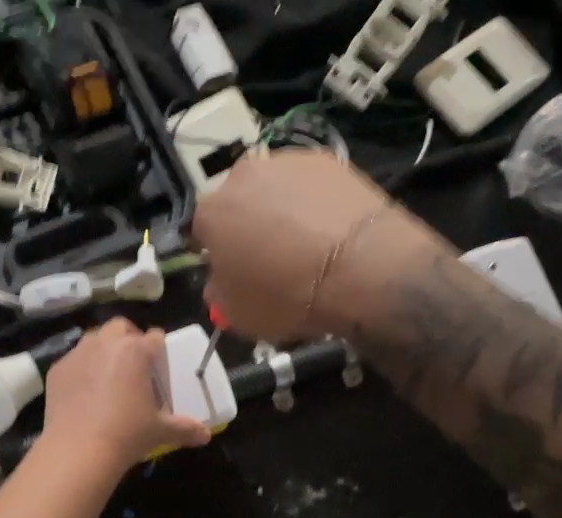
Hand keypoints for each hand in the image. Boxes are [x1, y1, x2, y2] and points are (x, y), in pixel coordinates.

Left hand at [40, 319, 211, 470]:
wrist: (79, 450)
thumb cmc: (127, 434)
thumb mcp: (160, 431)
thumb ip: (185, 428)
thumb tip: (205, 435)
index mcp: (136, 351)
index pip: (155, 337)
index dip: (159, 348)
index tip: (159, 364)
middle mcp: (106, 343)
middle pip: (121, 327)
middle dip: (129, 338)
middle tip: (134, 364)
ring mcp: (78, 354)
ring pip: (94, 339)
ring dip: (104, 349)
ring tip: (108, 374)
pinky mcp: (57, 369)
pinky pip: (73, 360)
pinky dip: (81, 369)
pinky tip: (84, 392)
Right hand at [193, 150, 438, 342]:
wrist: (359, 267)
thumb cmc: (286, 295)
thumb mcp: (236, 313)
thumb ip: (217, 290)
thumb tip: (220, 279)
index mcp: (211, 212)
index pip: (202, 232)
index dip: (218, 254)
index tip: (235, 272)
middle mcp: (242, 175)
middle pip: (238, 202)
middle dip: (249, 225)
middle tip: (272, 257)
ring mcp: (287, 162)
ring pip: (274, 189)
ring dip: (282, 210)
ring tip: (307, 244)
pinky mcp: (328, 159)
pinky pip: (310, 185)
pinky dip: (315, 202)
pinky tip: (330, 230)